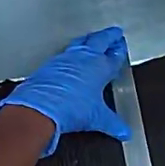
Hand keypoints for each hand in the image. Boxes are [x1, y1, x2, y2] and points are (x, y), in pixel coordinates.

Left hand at [0, 27, 129, 156]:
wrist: (41, 107)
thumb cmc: (72, 107)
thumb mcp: (97, 118)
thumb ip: (112, 123)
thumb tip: (123, 132)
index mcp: (99, 67)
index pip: (114, 56)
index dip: (119, 51)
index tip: (121, 46)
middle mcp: (83, 58)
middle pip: (99, 41)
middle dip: (108, 36)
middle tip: (114, 33)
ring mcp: (64, 59)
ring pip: (80, 43)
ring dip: (88, 40)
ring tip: (92, 39)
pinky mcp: (49, 65)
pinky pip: (63, 54)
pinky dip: (70, 53)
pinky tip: (69, 58)